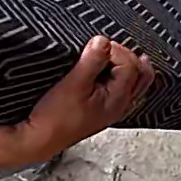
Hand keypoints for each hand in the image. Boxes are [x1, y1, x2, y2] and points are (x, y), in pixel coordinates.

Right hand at [10, 36, 156, 164]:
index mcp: (119, 97)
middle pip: (140, 74)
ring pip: (134, 82)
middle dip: (128, 56)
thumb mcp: (74, 84)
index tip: (98, 45)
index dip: (117, 51)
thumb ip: (92, 61)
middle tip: (110, 46)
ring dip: (128, 65)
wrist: (41, 140)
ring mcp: (114, 107)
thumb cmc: (56, 117)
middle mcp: (122, 103)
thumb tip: (103, 41)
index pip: (131, 66)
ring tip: (118, 52)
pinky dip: (121, 75)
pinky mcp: (102, 108)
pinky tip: (112, 70)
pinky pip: (122, 88)